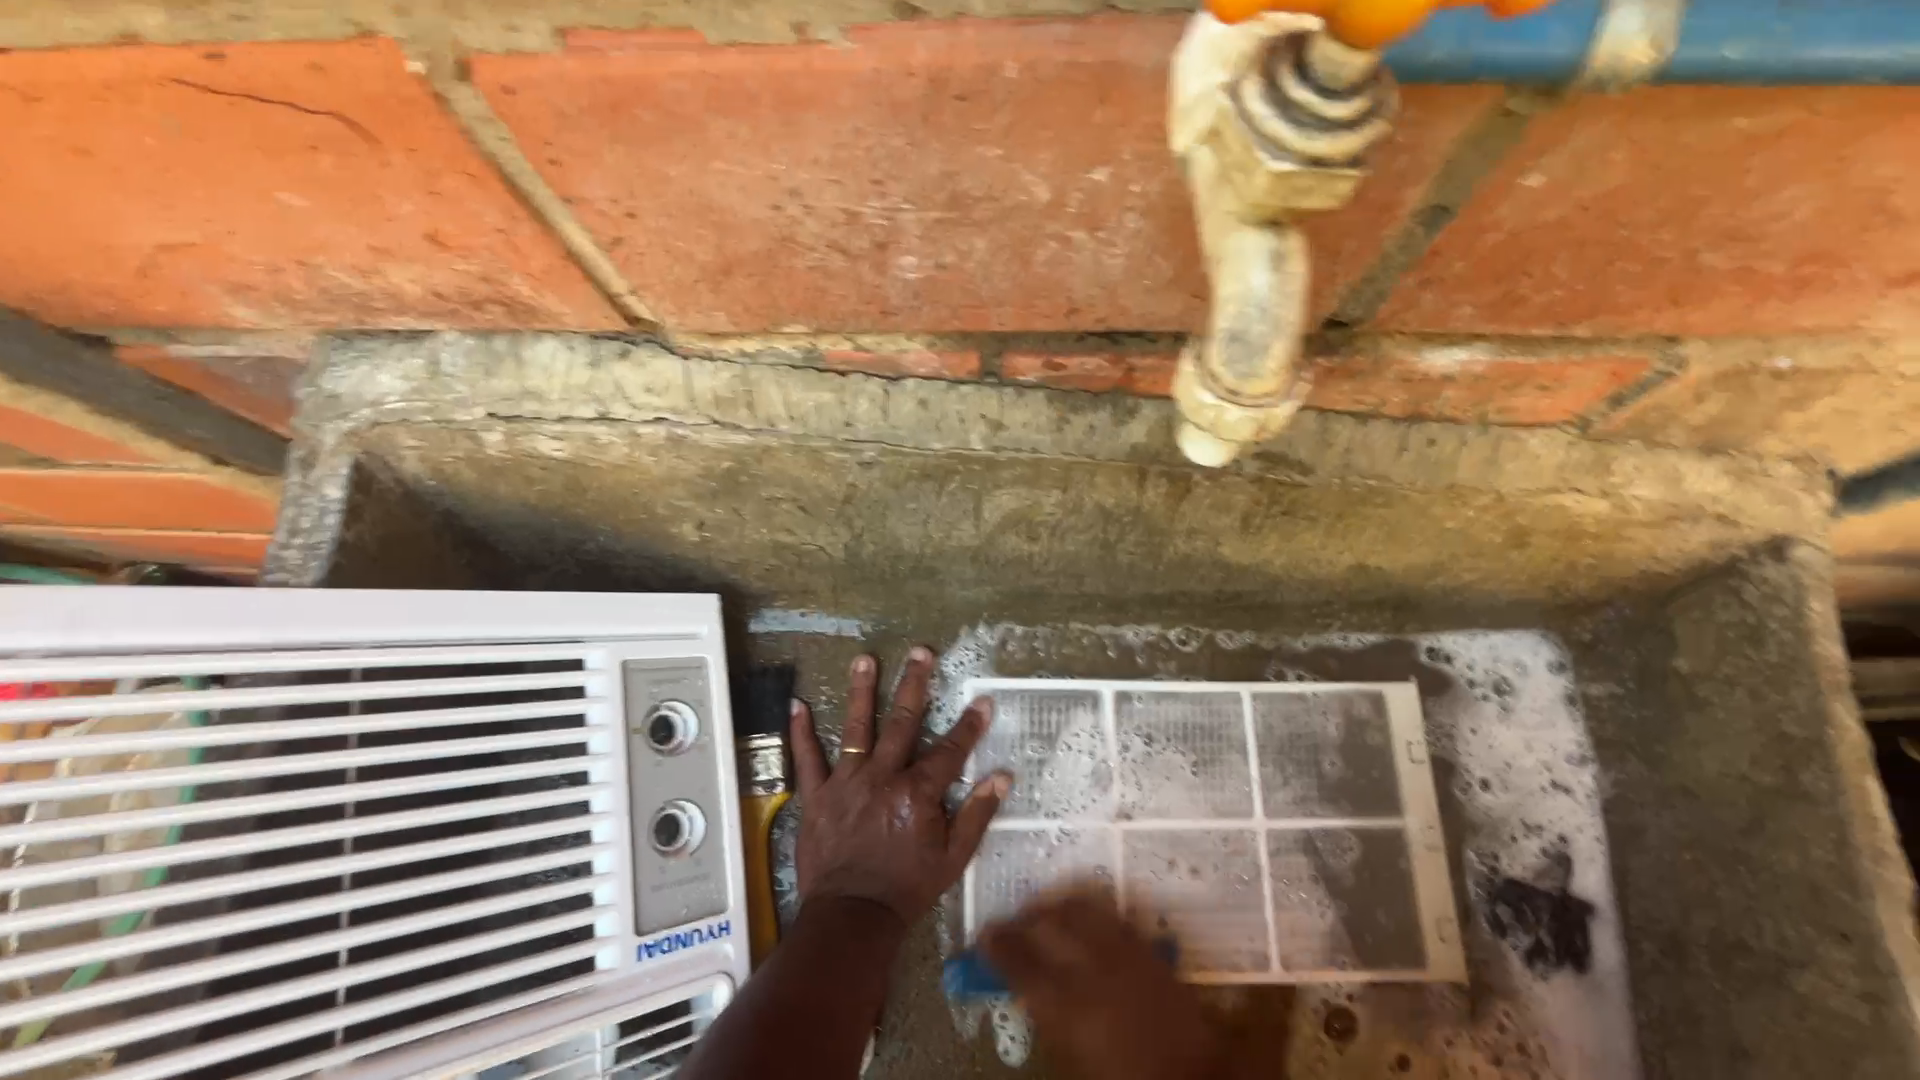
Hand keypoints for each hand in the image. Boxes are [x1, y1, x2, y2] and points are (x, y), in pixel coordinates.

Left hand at [791, 647, 1008, 928]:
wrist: (852, 916)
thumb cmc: (907, 888)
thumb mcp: (953, 858)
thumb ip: (977, 814)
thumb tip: (1002, 777)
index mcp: (918, 792)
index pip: (950, 751)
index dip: (969, 725)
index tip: (983, 700)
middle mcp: (883, 777)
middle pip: (903, 723)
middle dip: (914, 685)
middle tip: (920, 652)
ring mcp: (846, 783)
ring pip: (856, 728)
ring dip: (862, 691)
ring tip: (864, 659)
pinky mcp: (816, 796)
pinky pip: (807, 759)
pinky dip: (801, 733)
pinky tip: (797, 704)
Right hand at [980, 892, 1227, 1079]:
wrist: (1193, 1077)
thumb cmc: (1123, 1076)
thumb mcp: (1072, 1059)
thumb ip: (1048, 1021)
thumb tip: (1028, 991)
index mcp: (1064, 1004)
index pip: (1019, 961)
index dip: (997, 944)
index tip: (984, 934)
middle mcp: (1090, 968)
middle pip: (1046, 923)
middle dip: (1023, 917)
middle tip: (1012, 921)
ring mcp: (1121, 952)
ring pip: (1078, 908)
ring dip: (1055, 905)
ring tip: (1043, 910)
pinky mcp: (1146, 947)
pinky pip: (1109, 915)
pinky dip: (1089, 910)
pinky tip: (1083, 917)